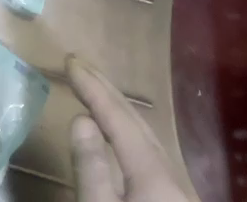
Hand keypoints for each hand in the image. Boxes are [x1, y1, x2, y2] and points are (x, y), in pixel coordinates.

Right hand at [66, 55, 193, 201]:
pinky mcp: (174, 200)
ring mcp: (176, 188)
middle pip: (136, 122)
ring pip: (146, 137)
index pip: (118, 117)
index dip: (92, 86)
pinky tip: (119, 138)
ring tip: (95, 92)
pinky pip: (148, 152)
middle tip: (79, 64)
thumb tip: (80, 119)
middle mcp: (170, 172)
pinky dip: (128, 131)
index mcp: (152, 171)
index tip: (70, 59)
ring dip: (118, 109)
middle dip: (106, 90)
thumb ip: (92, 169)